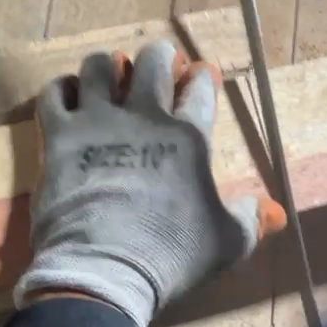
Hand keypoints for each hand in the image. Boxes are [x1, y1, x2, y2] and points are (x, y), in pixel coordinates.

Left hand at [14, 40, 285, 326]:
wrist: (104, 269)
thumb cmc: (170, 257)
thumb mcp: (226, 245)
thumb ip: (250, 221)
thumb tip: (272, 210)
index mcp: (188, 137)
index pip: (198, 89)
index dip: (200, 79)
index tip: (198, 78)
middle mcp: (144, 117)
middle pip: (153, 61)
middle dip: (159, 57)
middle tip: (158, 67)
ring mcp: (97, 122)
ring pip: (99, 67)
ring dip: (106, 67)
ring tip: (108, 77)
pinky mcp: (58, 135)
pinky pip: (54, 92)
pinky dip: (62, 88)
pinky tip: (68, 97)